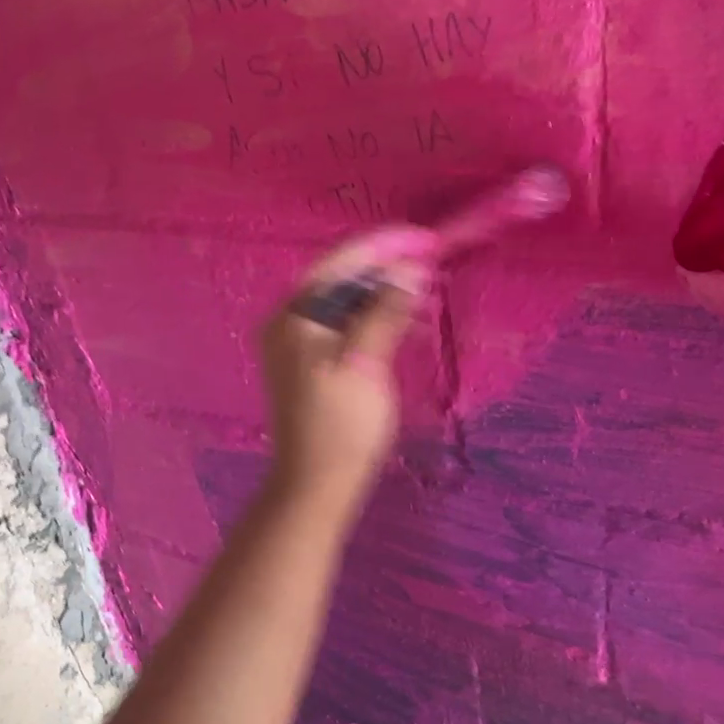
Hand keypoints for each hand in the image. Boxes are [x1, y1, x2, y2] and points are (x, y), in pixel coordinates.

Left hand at [260, 229, 432, 508]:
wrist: (317, 485)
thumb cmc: (341, 425)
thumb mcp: (366, 362)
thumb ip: (385, 310)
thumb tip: (409, 268)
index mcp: (296, 315)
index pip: (342, 262)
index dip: (387, 246)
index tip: (428, 238)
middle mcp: (290, 320)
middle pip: (343, 277)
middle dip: (388, 266)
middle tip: (432, 259)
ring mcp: (299, 342)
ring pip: (347, 300)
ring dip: (385, 291)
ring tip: (427, 287)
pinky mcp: (313, 363)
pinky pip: (346, 324)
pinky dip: (376, 317)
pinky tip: (407, 320)